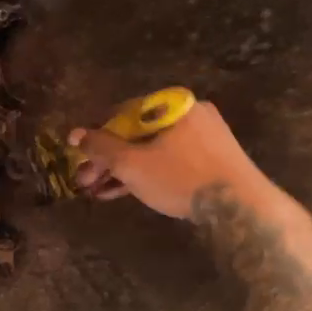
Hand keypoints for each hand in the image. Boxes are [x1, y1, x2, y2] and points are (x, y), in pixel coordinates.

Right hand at [69, 101, 287, 219]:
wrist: (237, 204)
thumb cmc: (178, 177)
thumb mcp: (130, 163)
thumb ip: (100, 147)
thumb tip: (74, 134)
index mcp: (172, 106)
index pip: (121, 114)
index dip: (95, 136)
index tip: (78, 157)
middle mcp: (188, 114)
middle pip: (134, 134)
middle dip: (105, 159)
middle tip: (83, 181)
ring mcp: (201, 135)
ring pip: (148, 149)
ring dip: (119, 170)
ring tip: (96, 192)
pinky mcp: (207, 157)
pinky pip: (166, 158)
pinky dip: (143, 172)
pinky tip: (120, 192)